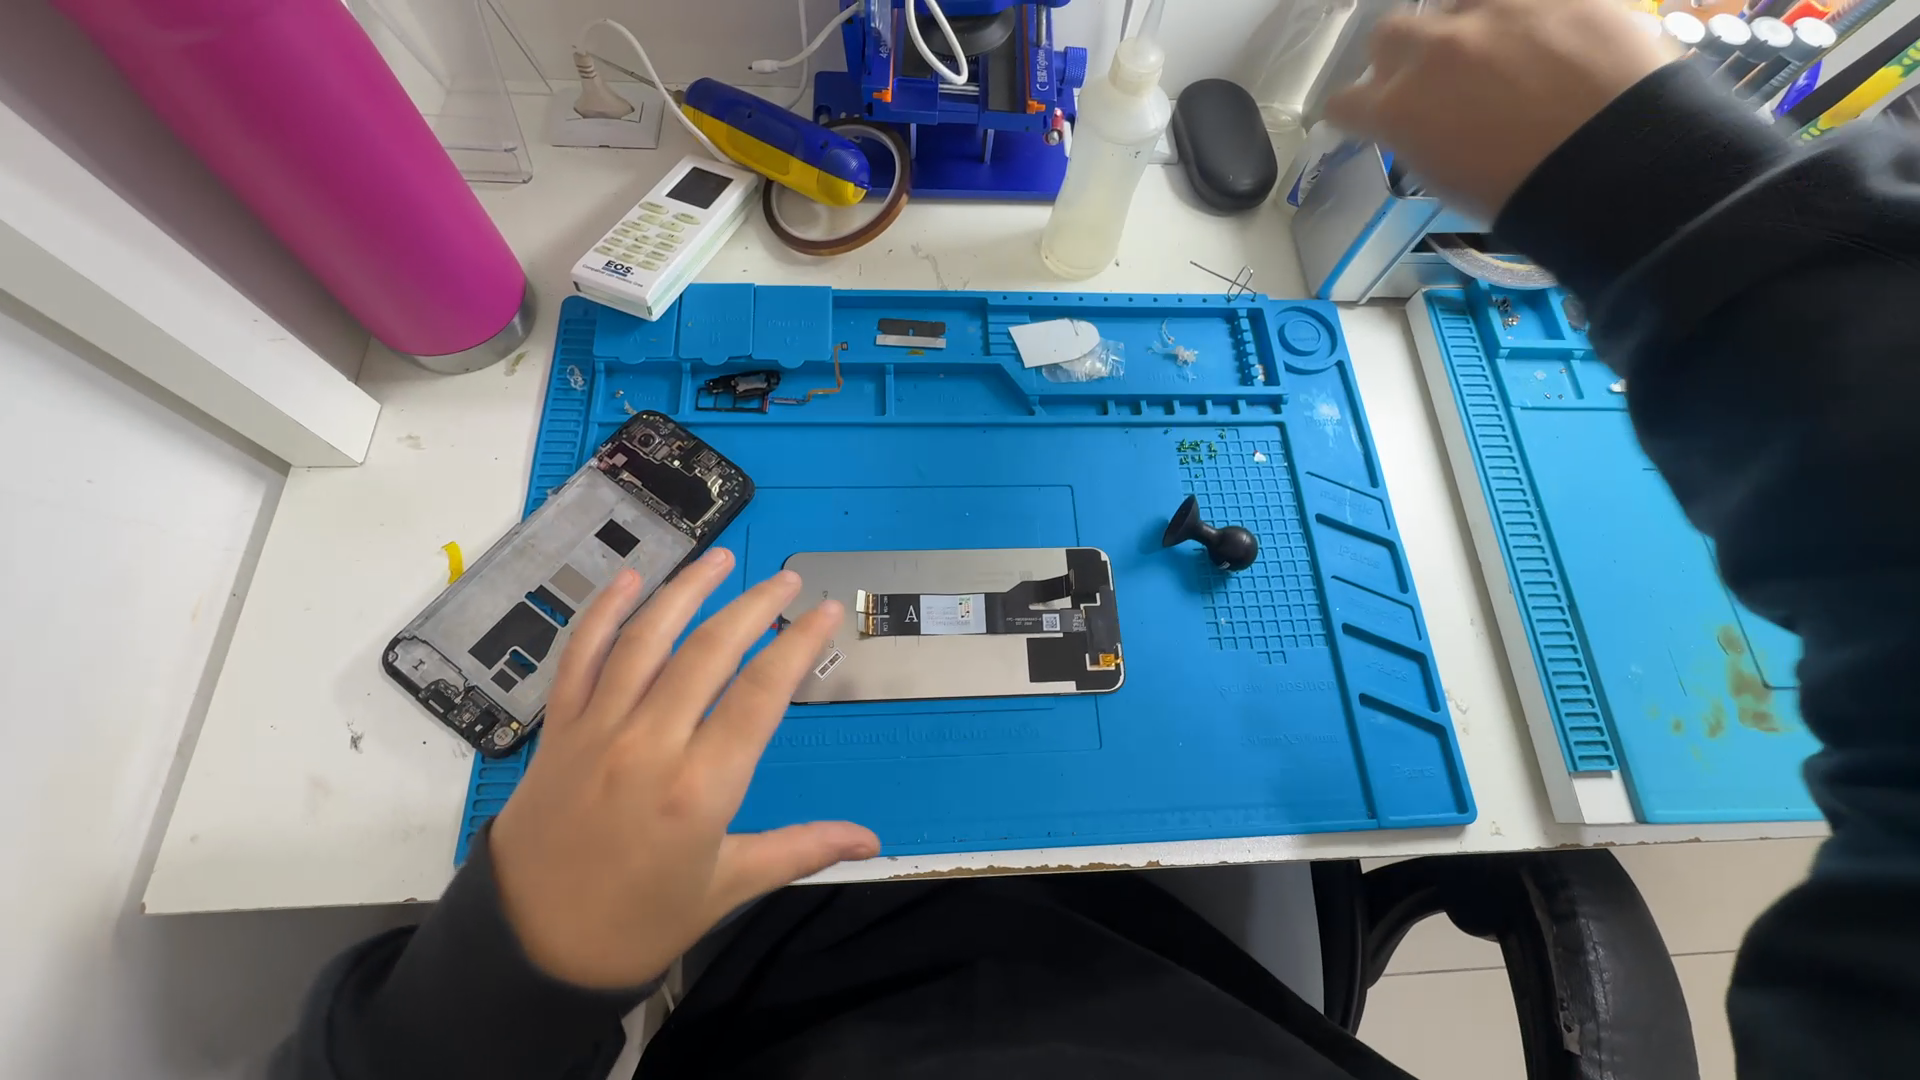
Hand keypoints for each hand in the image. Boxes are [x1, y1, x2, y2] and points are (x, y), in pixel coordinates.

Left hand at [487, 551, 878, 988]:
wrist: (530, 951)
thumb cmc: (641, 921)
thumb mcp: (728, 887)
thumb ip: (802, 849)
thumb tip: (870, 842)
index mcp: (701, 787)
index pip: (762, 694)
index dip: (798, 645)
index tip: (823, 611)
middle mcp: (650, 745)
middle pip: (710, 652)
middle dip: (754, 606)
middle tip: (784, 580)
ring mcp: (598, 730)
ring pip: (646, 639)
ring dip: (685, 591)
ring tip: (719, 558)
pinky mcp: (559, 729)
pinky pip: (581, 657)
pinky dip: (604, 613)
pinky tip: (629, 580)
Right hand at [1326, 0, 1676, 219]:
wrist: (1611, 157)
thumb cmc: (1515, 190)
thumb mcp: (1442, 177)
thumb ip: (1416, 136)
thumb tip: (1419, 120)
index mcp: (1396, 109)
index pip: (1343, 104)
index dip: (1352, 113)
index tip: (1366, 120)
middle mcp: (1432, 51)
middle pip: (1386, 34)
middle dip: (1395, 57)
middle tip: (1423, 78)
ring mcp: (1494, 11)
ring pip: (1449, 1)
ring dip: (1456, 23)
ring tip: (1487, 46)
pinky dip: (1518, 14)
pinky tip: (1537, 35)